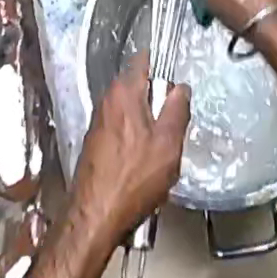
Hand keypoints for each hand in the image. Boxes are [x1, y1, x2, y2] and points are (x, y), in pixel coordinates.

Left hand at [72, 51, 189, 240]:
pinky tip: (143, 164)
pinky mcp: (96, 141)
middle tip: (173, 126)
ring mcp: (99, 121)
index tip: (176, 79)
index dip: (162, 64)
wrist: (95, 217)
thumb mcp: (168, 144)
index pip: (142, 60)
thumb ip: (177, 110)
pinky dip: (135, 138)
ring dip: (147, 123)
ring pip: (131, 110)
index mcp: (123, 92)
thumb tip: (181, 88)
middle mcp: (107, 100)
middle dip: (158, 101)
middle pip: (138, 87)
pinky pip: (122, 128)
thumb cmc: (133, 179)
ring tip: (160, 151)